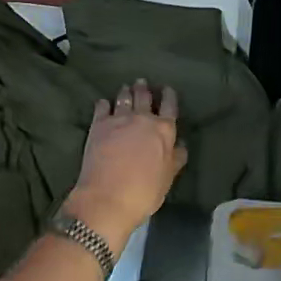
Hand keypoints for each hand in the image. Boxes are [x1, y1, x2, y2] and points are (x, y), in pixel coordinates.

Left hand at [64, 80, 186, 246]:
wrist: (108, 198)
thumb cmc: (144, 193)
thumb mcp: (168, 178)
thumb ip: (175, 158)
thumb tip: (181, 145)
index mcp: (164, 131)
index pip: (170, 106)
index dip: (169, 95)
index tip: (167, 89)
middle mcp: (143, 119)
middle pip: (145, 97)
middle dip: (144, 88)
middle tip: (142, 82)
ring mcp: (119, 119)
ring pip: (124, 98)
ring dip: (126, 92)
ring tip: (126, 87)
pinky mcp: (99, 125)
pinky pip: (102, 107)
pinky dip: (104, 103)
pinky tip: (104, 102)